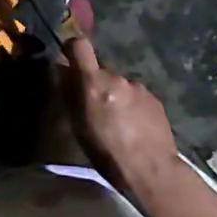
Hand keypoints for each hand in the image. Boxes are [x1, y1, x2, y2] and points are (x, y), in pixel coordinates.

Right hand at [58, 37, 180, 193]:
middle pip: (101, 67)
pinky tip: (134, 125)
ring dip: (115, 93)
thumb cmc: (108, 153)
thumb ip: (70, 95)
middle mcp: (117, 78)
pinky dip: (131, 103)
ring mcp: (138, 87)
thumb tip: (62, 73)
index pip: (80, 46)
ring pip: (119, 82)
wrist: (152, 171)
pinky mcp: (154, 98)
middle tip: (95, 103)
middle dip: (95, 79)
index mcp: (94, 83)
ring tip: (118, 120)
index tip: (69, 59)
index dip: (72, 48)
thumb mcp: (79, 127)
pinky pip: (135, 94)